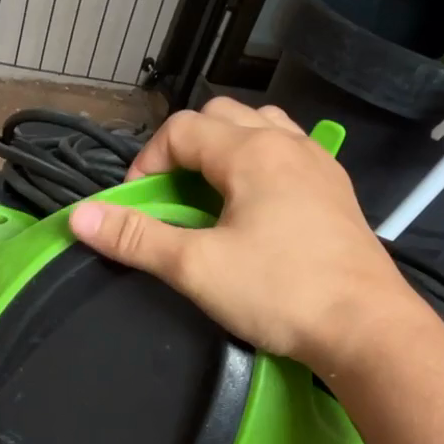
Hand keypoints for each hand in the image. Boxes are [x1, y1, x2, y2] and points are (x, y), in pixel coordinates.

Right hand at [67, 98, 423, 374]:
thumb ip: (137, 239)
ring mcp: (318, 165)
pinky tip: (251, 212)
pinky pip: (287, 155)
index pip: (183, 129)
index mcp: (252, 153)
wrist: (364, 326)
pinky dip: (256, 167)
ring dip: (223, 152)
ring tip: (207, 199)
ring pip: (260, 129)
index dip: (147, 162)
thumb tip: (80, 217)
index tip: (136, 209)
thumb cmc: (277, 292)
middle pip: (222, 117)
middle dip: (183, 150)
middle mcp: (288, 144)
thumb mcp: (195, 268)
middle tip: (168, 199)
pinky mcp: (334, 193)